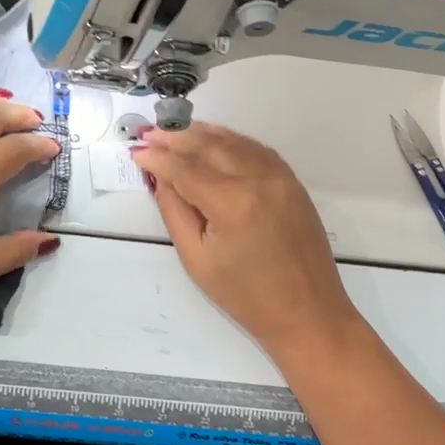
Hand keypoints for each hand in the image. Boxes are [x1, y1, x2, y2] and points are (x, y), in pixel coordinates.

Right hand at [130, 124, 357, 349]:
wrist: (307, 313)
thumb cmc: (245, 296)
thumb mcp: (196, 259)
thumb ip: (175, 212)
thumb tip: (160, 178)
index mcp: (232, 204)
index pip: (185, 169)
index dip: (158, 159)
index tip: (136, 152)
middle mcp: (259, 180)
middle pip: (209, 146)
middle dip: (176, 138)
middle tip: (150, 135)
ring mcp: (281, 178)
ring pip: (234, 141)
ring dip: (202, 133)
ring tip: (174, 132)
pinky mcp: (292, 182)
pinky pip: (256, 150)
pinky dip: (231, 141)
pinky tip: (213, 140)